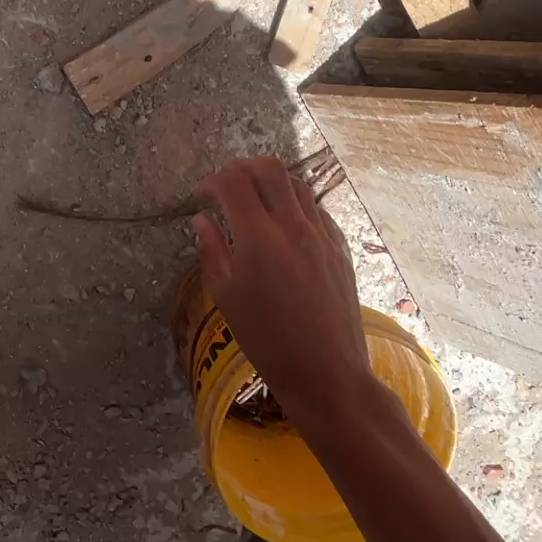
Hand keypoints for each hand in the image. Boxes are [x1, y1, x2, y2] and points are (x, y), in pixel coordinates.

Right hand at [192, 157, 380, 426]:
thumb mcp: (226, 296)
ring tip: (254, 202)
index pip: (233, 183)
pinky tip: (282, 225)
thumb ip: (211, 250)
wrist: (326, 372)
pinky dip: (294, 204)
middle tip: (226, 187)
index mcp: (259, 238)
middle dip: (242, 169)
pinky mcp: (340, 247)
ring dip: (270, 183)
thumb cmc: (266, 340)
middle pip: (269, 169)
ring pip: (296, 184)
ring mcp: (322, 235)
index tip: (201, 195)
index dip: (212, 181)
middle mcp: (293, 226)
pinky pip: (315, 209)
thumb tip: (202, 220)